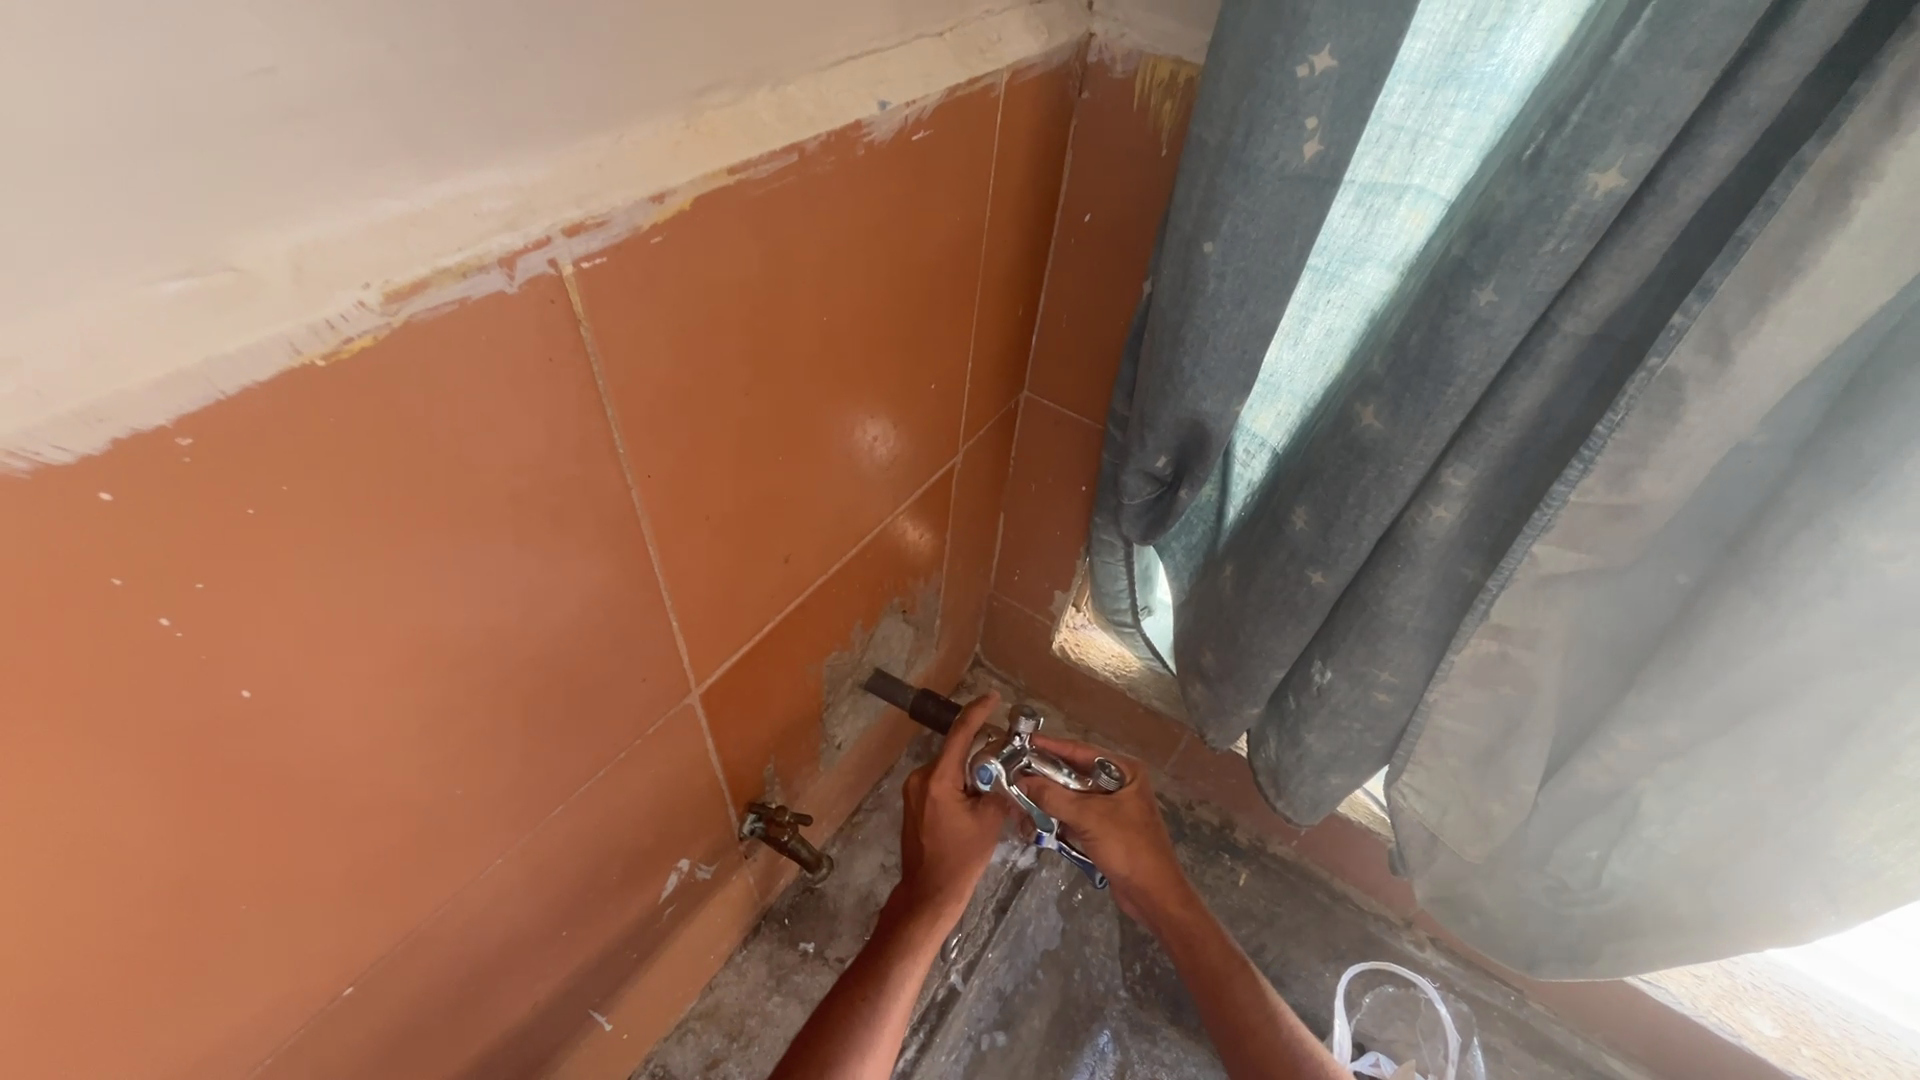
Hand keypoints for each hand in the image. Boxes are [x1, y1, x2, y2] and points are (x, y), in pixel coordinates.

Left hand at [894, 692, 1015, 924]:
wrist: (928, 894)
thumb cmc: (960, 860)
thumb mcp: (989, 822)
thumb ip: (999, 789)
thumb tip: (1010, 770)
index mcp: (938, 779)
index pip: (960, 734)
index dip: (978, 712)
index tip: (993, 697)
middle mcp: (921, 777)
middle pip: (956, 751)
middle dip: (981, 750)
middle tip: (1008, 753)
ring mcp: (914, 790)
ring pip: (950, 767)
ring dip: (971, 771)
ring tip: (997, 783)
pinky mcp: (915, 802)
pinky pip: (942, 781)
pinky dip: (960, 783)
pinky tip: (977, 797)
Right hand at [1015, 736, 1189, 924]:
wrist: (1153, 895)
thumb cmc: (1127, 847)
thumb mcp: (1088, 817)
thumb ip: (1053, 796)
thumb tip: (1020, 781)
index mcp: (1124, 770)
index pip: (1080, 750)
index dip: (1050, 747)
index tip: (1022, 742)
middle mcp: (1119, 783)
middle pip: (1074, 773)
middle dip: (1045, 776)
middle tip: (1014, 773)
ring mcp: (1113, 807)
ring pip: (1073, 796)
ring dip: (1049, 799)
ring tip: (1018, 798)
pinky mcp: (1106, 829)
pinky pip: (1076, 815)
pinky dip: (1058, 817)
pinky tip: (1034, 820)